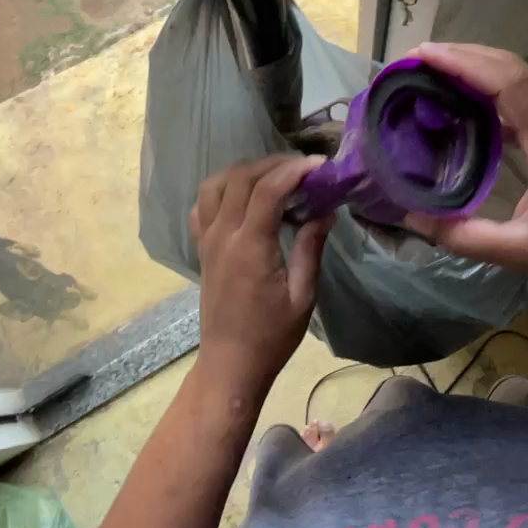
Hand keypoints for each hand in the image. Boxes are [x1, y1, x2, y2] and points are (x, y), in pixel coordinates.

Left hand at [189, 155, 336, 389]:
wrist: (230, 363)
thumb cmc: (271, 335)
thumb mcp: (303, 296)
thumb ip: (311, 248)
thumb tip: (325, 211)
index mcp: (250, 247)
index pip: (267, 190)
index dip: (293, 171)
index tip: (318, 165)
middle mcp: (222, 236)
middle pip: (240, 178)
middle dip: (272, 164)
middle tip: (302, 169)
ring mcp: (206, 240)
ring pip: (214, 185)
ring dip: (243, 172)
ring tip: (273, 177)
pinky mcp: (201, 248)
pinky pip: (202, 206)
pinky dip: (221, 191)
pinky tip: (243, 199)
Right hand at [401, 43, 527, 304]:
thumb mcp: (521, 253)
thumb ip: (464, 237)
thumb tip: (410, 219)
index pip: (507, 84)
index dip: (463, 63)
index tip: (422, 56)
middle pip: (514, 69)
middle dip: (465, 55)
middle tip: (418, 58)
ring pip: (523, 79)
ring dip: (480, 67)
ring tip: (435, 71)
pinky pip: (527, 99)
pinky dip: (493, 89)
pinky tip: (467, 102)